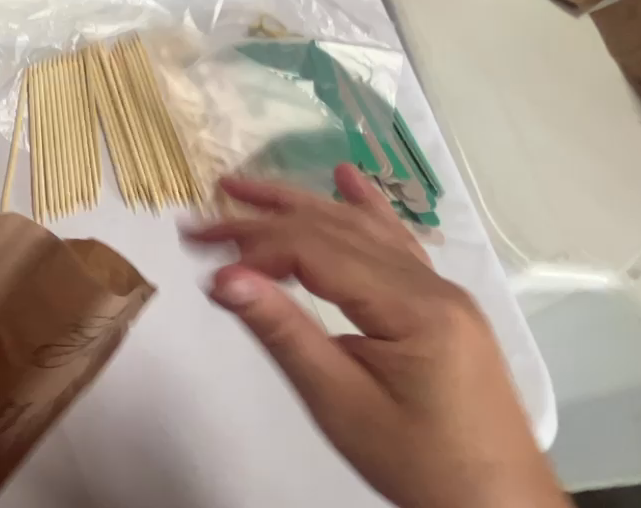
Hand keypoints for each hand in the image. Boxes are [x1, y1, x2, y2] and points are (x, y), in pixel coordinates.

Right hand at [183, 164, 568, 507]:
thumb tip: (221, 276)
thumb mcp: (338, 401)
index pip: (314, 251)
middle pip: (331, 230)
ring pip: (359, 228)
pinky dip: (365, 207)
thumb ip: (280, 330)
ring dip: (296, 204)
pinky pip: (396, 243)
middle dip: (259, 219)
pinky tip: (347, 178)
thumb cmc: (418, 463)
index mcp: (413, 309)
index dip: (252, 247)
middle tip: (199, 217)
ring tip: (240, 187)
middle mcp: (432, 288)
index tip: (202, 259)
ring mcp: (442, 294)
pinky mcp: (441, 306)